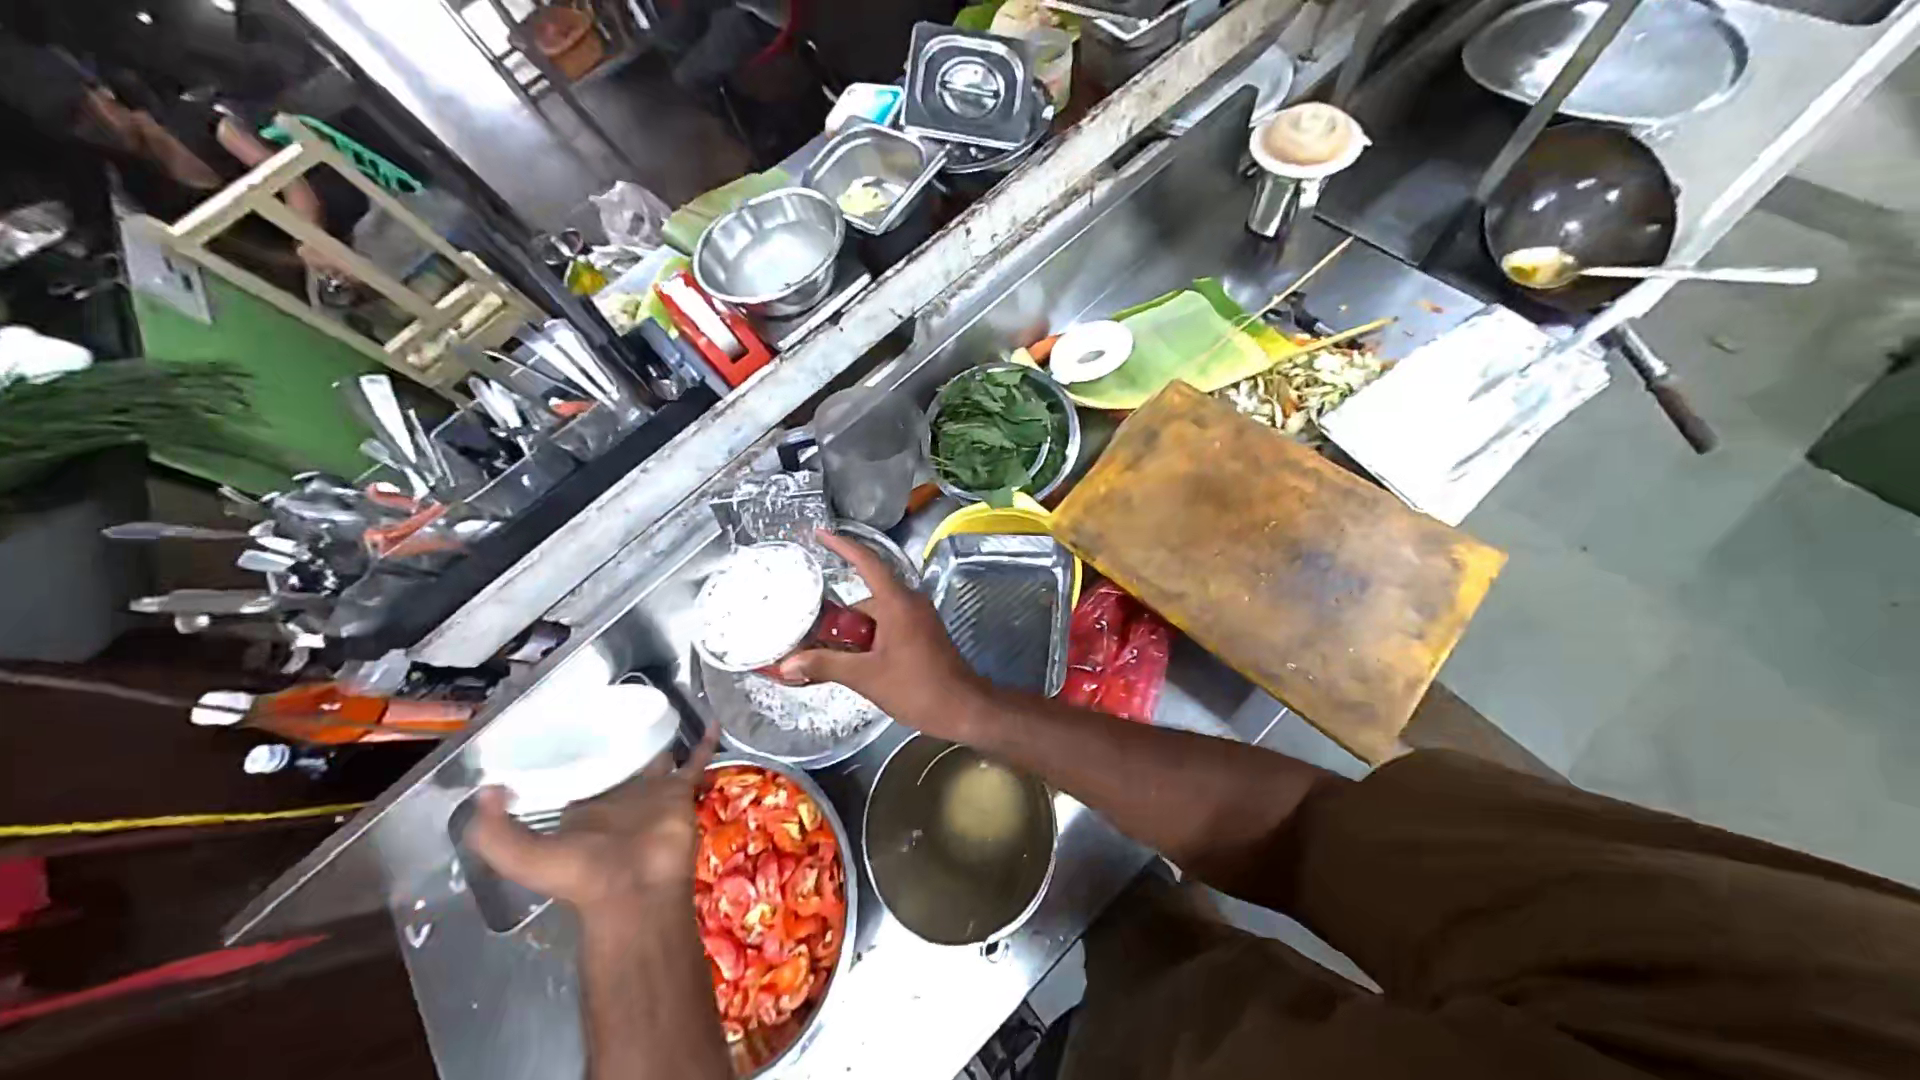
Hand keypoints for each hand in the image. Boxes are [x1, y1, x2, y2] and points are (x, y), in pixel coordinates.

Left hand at [465, 725, 717, 919]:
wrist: (635, 889)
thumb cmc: (580, 873)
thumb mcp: (521, 857)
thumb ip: (494, 831)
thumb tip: (486, 788)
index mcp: (583, 811)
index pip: (577, 775)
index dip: (573, 752)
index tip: (570, 721)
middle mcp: (618, 798)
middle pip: (619, 761)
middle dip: (619, 738)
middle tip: (619, 703)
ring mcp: (652, 793)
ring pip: (658, 755)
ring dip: (660, 734)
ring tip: (662, 703)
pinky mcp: (680, 791)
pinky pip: (697, 761)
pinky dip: (706, 742)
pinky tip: (710, 719)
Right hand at [777, 530, 986, 738]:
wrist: (962, 708)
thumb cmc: (916, 687)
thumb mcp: (866, 677)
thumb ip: (826, 665)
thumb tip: (788, 664)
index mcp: (897, 602)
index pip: (867, 562)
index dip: (843, 546)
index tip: (821, 533)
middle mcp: (910, 602)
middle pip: (867, 597)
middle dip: (841, 618)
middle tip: (814, 638)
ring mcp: (919, 617)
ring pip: (877, 614)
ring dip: (855, 632)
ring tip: (831, 657)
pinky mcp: (923, 633)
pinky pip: (890, 625)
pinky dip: (870, 638)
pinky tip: (856, 662)